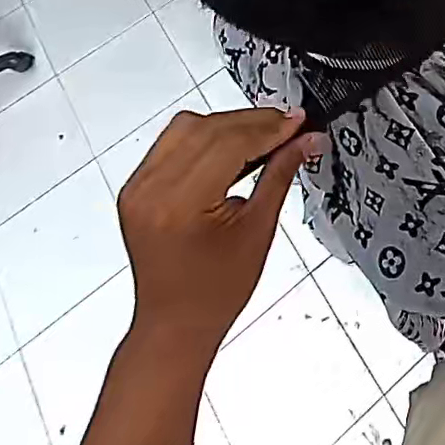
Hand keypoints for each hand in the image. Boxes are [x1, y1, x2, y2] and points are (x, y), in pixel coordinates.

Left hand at [116, 108, 323, 352]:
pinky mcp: (137, 188)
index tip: (300, 122)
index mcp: (179, 204)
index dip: (271, 127)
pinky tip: (234, 145)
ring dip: (230, 124)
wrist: (176, 322)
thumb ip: (281, 173)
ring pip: (188, 127)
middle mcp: (150, 191)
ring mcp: (138, 188)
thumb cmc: (215, 290)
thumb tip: (307, 140)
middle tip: (292, 126)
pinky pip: (172, 142)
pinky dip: (207, 135)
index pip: (230, 141)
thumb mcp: (259, 227)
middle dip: (255, 121)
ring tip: (266, 134)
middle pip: (208, 127)